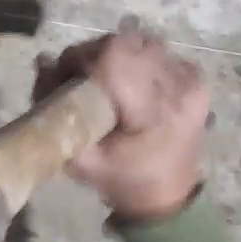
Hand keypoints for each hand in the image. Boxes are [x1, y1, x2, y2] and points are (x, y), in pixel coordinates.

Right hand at [48, 26, 209, 222]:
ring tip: (105, 82)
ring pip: (140, 42)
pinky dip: (138, 61)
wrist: (167, 200)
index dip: (82, 56)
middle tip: (80, 79)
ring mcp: (191, 82)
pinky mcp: (197, 82)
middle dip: (94, 53)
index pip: (113, 51)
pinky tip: (131, 85)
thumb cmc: (119, 179)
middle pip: (125, 41)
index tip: (67, 75)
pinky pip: (159, 53)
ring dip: (115, 55)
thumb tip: (43, 59)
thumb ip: (53, 106)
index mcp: (148, 108)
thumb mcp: (76, 155)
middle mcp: (176, 87)